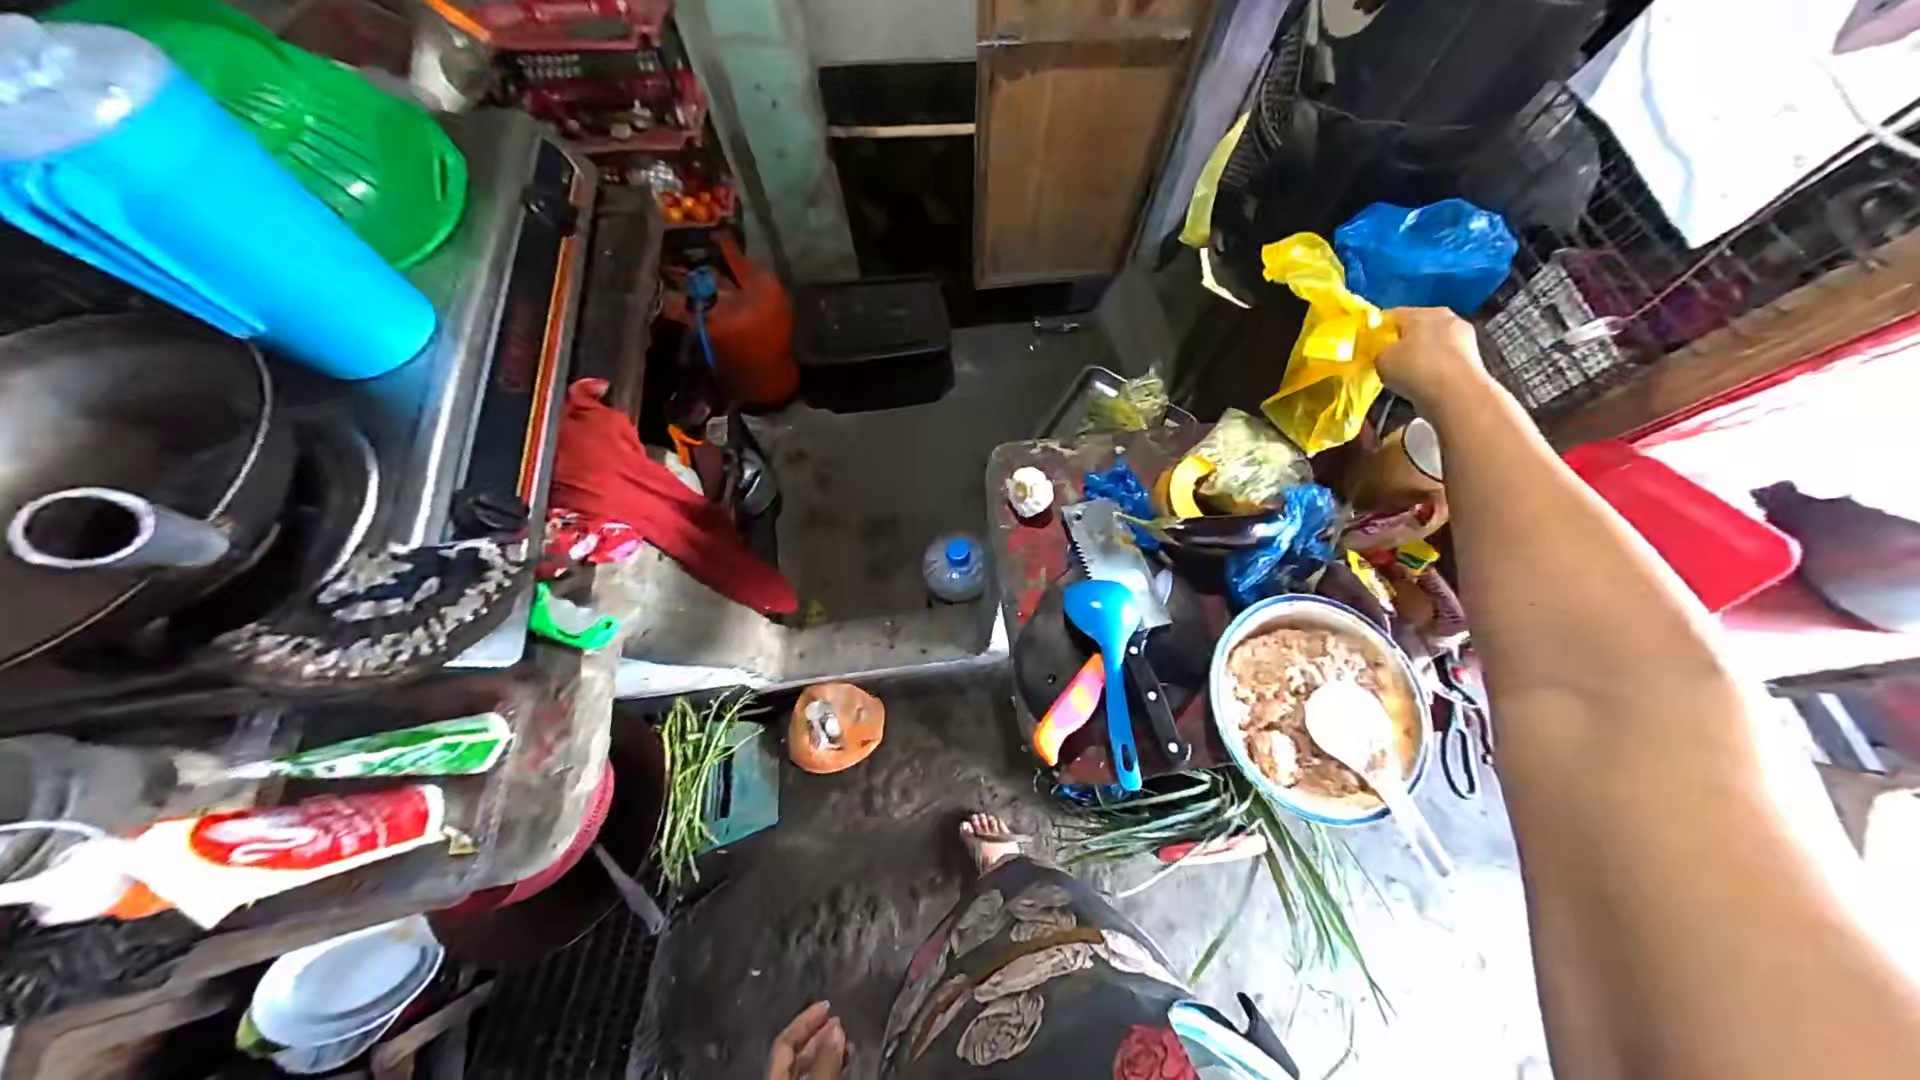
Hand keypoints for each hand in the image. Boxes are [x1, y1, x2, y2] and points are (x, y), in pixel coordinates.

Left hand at [767, 1001, 847, 1079]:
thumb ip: (824, 1058)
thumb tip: (837, 1026)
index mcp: (772, 1073)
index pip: (784, 1040)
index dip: (805, 1020)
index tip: (827, 1004)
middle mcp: (778, 1077)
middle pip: (796, 1052)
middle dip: (819, 1033)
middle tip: (839, 1021)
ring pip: (806, 1066)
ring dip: (827, 1051)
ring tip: (846, 1041)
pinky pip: (815, 1077)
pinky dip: (828, 1067)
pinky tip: (843, 1060)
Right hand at [1375, 307, 1494, 411]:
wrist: (1456, 392)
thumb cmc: (1413, 369)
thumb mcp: (1380, 359)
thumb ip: (1379, 350)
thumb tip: (1384, 351)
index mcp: (1420, 312)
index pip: (1392, 315)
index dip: (1378, 329)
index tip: (1369, 345)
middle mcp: (1445, 316)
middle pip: (1417, 326)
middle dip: (1403, 340)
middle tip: (1388, 358)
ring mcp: (1463, 334)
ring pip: (1433, 340)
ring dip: (1421, 352)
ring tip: (1408, 372)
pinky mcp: (1473, 354)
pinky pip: (1445, 356)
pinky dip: (1435, 364)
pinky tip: (1426, 379)